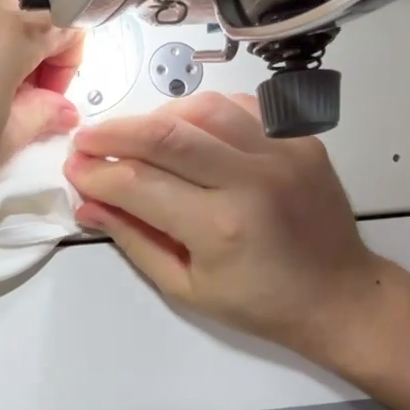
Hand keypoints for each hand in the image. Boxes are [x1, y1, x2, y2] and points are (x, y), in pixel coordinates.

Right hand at [64, 93, 381, 354]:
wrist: (336, 294)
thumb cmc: (258, 303)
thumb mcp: (184, 286)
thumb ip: (134, 240)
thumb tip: (89, 204)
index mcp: (220, 227)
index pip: (139, 183)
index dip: (97, 174)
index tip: (73, 171)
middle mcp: (252, 179)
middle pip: (165, 134)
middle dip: (114, 133)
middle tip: (85, 139)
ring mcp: (281, 151)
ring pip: (201, 108)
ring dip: (155, 118)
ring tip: (131, 136)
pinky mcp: (299, 138)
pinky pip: (239, 106)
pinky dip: (201, 111)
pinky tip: (183, 129)